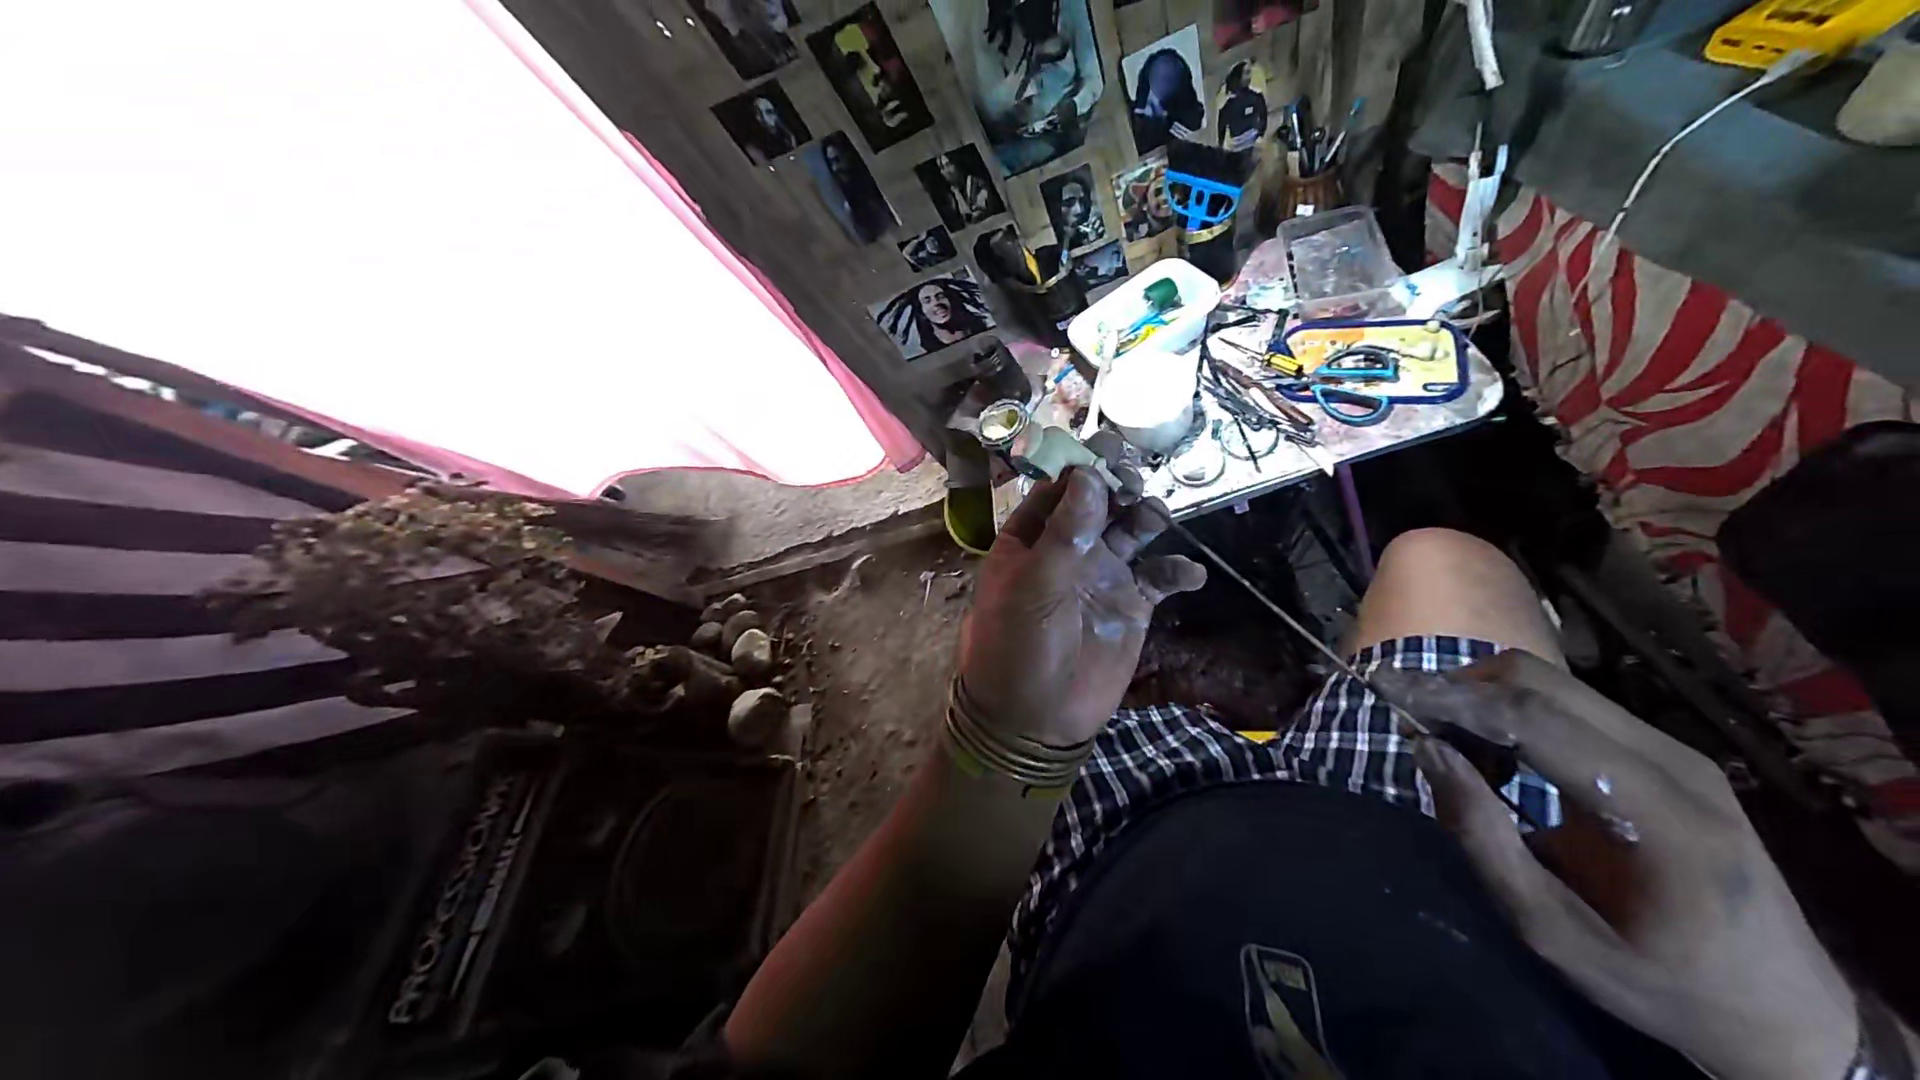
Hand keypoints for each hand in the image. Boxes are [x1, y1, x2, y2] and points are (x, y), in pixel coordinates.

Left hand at [955, 468, 1204, 746]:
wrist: (1034, 718)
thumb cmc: (1019, 646)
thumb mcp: (1035, 585)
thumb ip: (1065, 532)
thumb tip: (1089, 475)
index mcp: (1031, 540)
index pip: (1058, 490)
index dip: (1082, 468)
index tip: (1108, 451)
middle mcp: (1069, 550)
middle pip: (1100, 502)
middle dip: (1119, 486)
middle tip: (1134, 484)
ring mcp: (1102, 575)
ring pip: (1132, 530)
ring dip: (1146, 517)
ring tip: (1152, 519)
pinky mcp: (1131, 605)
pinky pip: (1159, 576)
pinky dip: (1176, 571)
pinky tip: (1187, 575)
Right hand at [1375, 653, 1858, 1079]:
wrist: (1785, 1010)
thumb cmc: (1660, 982)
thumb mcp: (1551, 932)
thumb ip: (1481, 836)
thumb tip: (1424, 749)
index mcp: (1659, 815)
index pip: (1534, 721)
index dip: (1450, 696)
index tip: (1384, 687)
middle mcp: (1673, 763)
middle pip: (1539, 681)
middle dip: (1458, 686)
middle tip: (1408, 720)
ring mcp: (1674, 752)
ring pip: (1549, 684)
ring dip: (1481, 698)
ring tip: (1449, 746)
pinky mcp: (1663, 753)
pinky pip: (1567, 705)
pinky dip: (1508, 713)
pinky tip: (1494, 756)